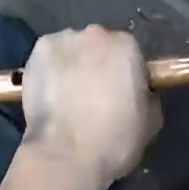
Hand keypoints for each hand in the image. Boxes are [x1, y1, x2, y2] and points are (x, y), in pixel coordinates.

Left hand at [20, 26, 160, 186]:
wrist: (65, 155)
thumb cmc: (113, 140)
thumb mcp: (149, 122)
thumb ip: (148, 97)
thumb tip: (142, 93)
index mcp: (126, 46)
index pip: (127, 51)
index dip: (123, 72)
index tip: (118, 93)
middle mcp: (95, 34)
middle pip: (98, 45)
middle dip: (96, 64)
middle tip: (92, 94)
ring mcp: (64, 40)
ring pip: (71, 49)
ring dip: (72, 64)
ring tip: (66, 97)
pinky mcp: (38, 51)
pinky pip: (48, 56)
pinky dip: (49, 69)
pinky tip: (49, 93)